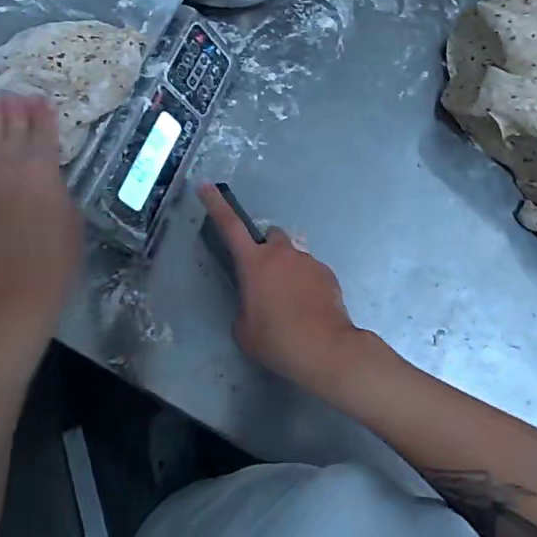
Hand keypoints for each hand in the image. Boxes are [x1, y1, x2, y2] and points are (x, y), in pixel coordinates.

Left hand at [0, 95, 83, 340]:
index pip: (42, 133)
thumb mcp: (72, 215)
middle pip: (10, 129)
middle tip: (16, 92)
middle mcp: (10, 168)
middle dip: (14, 110)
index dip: (43, 115)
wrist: (17, 287)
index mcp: (41, 171)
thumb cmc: (59, 255)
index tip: (43, 98)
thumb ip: (58, 186)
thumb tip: (49, 172)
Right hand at [197, 183, 390, 397]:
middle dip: (266, 248)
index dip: (216, 206)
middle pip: (271, 236)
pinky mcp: (329, 274)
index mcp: (255, 263)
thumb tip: (257, 304)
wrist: (325, 349)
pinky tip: (308, 309)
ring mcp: (309, 262)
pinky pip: (312, 272)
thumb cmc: (276, 340)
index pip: (230, 226)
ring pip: (294, 257)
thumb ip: (245, 307)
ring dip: (288, 271)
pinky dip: (306, 284)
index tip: (207, 187)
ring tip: (291, 304)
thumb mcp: (244, 329)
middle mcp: (283, 255)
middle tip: (265, 276)